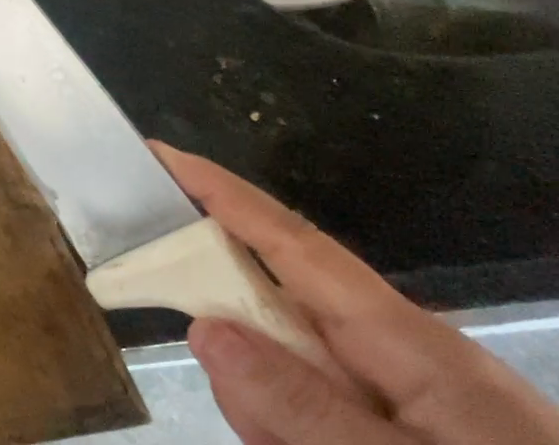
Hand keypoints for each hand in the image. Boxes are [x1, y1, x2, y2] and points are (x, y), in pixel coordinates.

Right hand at [152, 142, 558, 444]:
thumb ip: (302, 404)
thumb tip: (204, 328)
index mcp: (413, 344)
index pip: (296, 244)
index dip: (222, 194)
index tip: (157, 153)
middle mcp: (401, 357)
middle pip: (274, 313)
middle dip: (239, 354)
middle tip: (261, 430)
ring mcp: (401, 399)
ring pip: (281, 370)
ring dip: (268, 416)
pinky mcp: (396, 427)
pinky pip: (310, 410)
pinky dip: (290, 433)